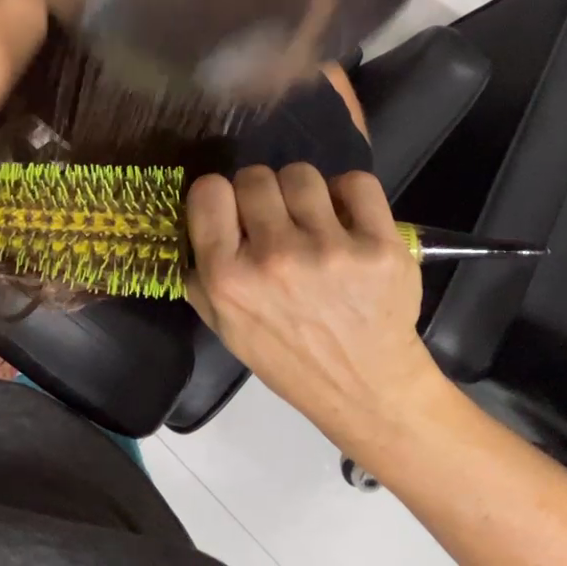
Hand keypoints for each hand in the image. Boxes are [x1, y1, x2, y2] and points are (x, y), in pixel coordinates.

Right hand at [185, 165, 446, 459]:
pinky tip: (347, 218)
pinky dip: (350, 193)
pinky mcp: (380, 248)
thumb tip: (187, 218)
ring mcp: (331, 250)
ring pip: (301, 174)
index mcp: (228, 277)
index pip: (209, 189)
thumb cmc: (287, 357)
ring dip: (302, 193)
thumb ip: (199, 270)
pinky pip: (357, 183)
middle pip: (255, 176)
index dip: (218, 196)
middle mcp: (275, 258)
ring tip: (311, 220)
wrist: (367, 392)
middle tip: (274, 220)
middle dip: (261, 194)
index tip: (231, 212)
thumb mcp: (223, 324)